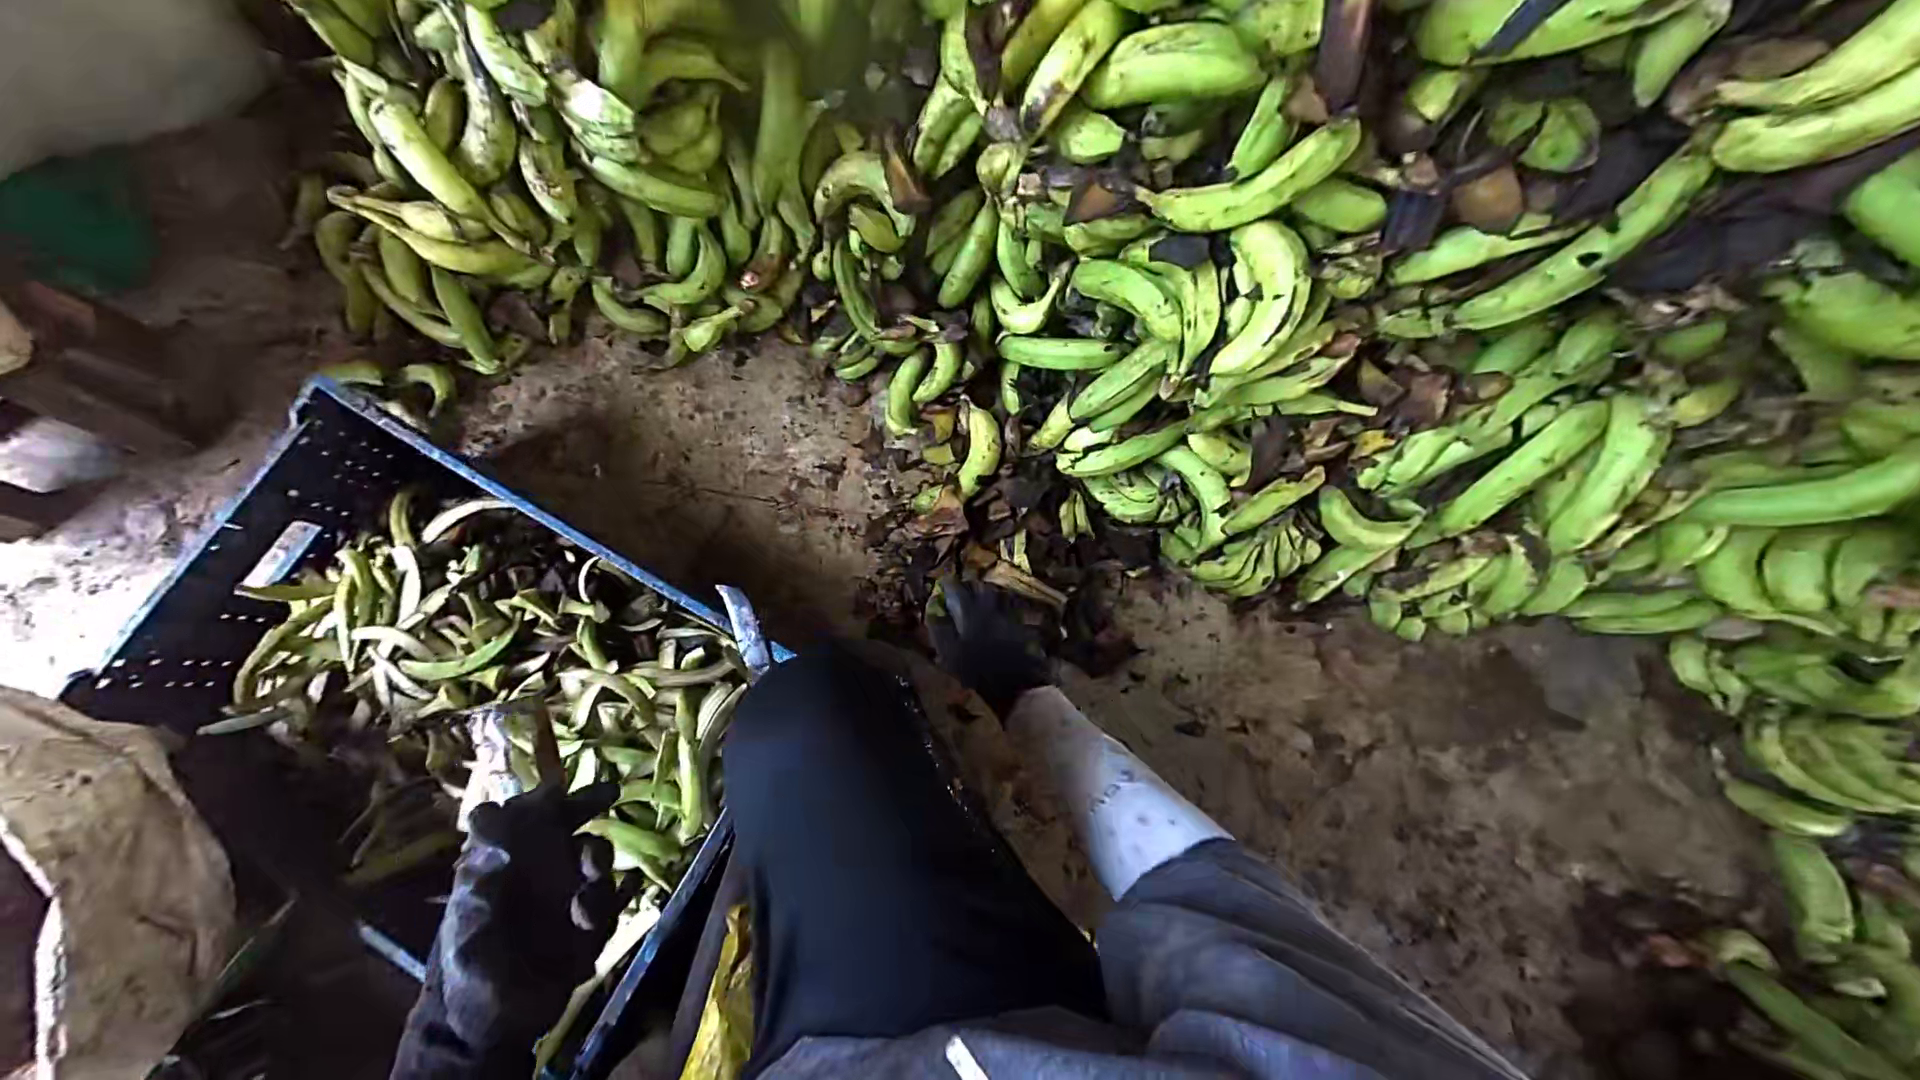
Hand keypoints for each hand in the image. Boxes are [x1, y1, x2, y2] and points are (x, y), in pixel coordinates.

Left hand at [392, 781, 618, 1079]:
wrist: (485, 1030)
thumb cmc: (467, 971)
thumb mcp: (468, 919)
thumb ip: (483, 870)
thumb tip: (489, 816)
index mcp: (504, 863)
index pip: (524, 814)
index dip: (543, 797)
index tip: (560, 788)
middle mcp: (539, 869)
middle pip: (570, 822)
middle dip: (588, 805)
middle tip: (609, 795)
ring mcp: (567, 893)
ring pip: (596, 854)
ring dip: (598, 860)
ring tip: (585, 899)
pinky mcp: (590, 920)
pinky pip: (614, 895)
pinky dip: (612, 900)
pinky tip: (596, 917)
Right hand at [926, 578, 1052, 716]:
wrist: (1013, 685)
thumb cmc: (975, 670)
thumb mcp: (948, 652)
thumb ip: (939, 626)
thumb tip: (933, 606)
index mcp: (970, 610)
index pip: (956, 587)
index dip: (947, 584)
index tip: (941, 585)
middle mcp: (989, 606)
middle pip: (979, 586)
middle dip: (967, 586)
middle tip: (960, 591)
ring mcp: (1007, 613)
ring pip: (996, 593)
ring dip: (985, 592)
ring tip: (978, 599)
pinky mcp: (1020, 624)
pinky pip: (1009, 606)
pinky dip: (1000, 604)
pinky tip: (997, 613)